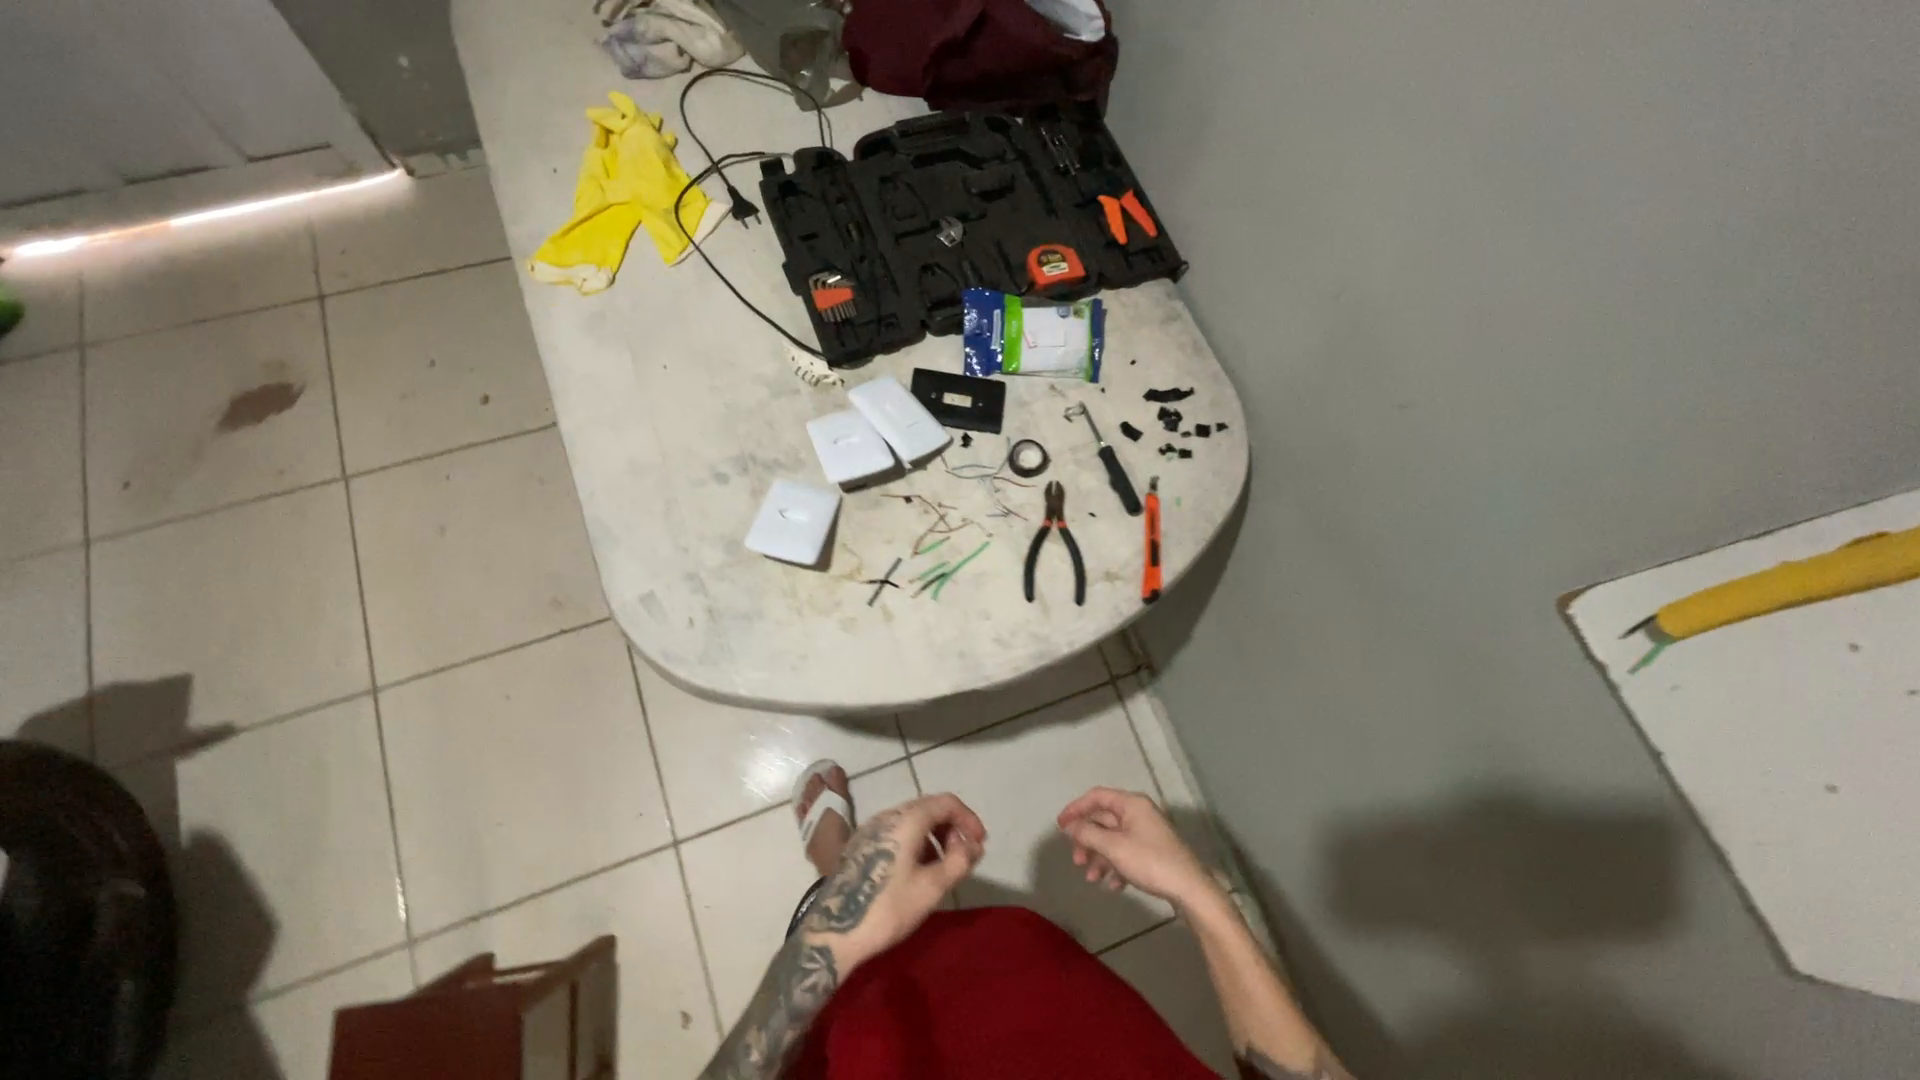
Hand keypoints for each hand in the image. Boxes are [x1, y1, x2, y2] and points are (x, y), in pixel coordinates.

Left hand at [799, 793, 986, 968]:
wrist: (835, 933)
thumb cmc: (888, 908)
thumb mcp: (932, 887)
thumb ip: (959, 861)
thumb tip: (974, 846)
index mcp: (906, 820)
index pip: (946, 802)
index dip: (969, 819)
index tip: (979, 845)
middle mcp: (887, 816)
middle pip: (928, 807)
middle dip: (952, 827)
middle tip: (964, 856)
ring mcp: (870, 829)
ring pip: (911, 820)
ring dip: (934, 836)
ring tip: (944, 866)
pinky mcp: (860, 845)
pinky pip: (896, 832)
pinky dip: (916, 842)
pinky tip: (918, 870)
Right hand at [1057, 787, 1218, 910]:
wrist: (1190, 889)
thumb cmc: (1150, 862)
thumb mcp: (1114, 847)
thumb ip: (1088, 833)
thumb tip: (1070, 825)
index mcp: (1131, 804)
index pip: (1096, 797)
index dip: (1075, 809)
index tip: (1060, 826)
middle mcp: (1139, 813)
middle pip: (1103, 820)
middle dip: (1087, 840)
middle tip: (1077, 861)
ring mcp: (1147, 833)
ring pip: (1113, 839)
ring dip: (1099, 857)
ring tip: (1092, 878)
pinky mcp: (1152, 852)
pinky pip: (1126, 853)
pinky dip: (1115, 867)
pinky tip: (1113, 885)